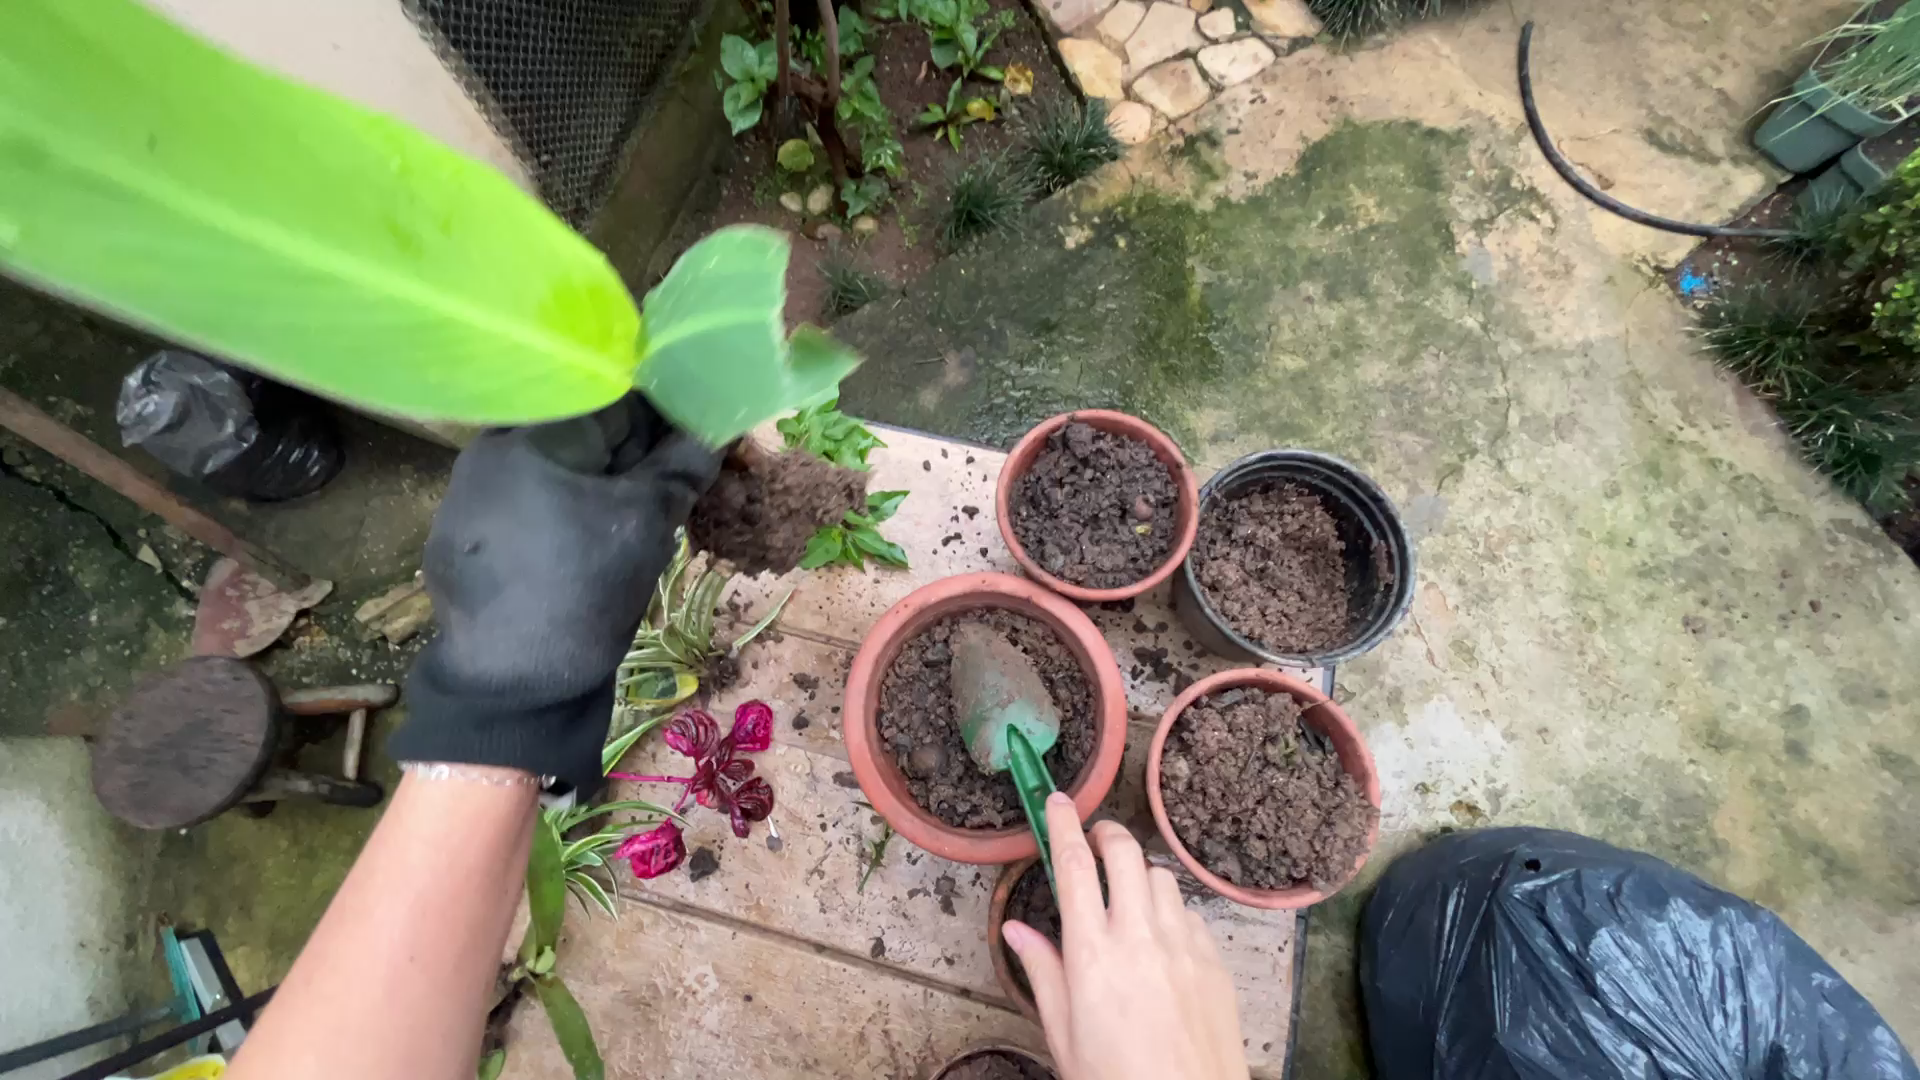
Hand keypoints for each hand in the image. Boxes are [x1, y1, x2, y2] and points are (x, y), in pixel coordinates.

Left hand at [391, 396, 720, 794]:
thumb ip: (685, 465)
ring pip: (568, 472)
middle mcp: (491, 455)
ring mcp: (476, 497)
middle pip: (588, 437)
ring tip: (655, 508)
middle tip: (688, 473)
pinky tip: (609, 534)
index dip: (668, 414)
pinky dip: (582, 508)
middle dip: (642, 453)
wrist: (515, 685)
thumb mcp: (648, 524)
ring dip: (616, 483)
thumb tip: (724, 422)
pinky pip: (543, 503)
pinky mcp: (475, 536)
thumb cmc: (585, 591)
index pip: (615, 404)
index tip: (703, 430)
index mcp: (529, 440)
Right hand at [1003, 794, 1249, 1079]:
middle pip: (1124, 851)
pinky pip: (1190, 913)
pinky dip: (1171, 912)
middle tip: (1095, 840)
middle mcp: (1139, 938)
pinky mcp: (1215, 962)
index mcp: (1093, 955)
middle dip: (1107, 833)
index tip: (1056, 800)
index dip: (1063, 823)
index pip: (1073, 866)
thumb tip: (1015, 928)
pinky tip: (1162, 942)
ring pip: (1160, 876)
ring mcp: (1183, 947)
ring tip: (1127, 899)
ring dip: (1138, 874)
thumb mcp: (1064, 1036)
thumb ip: (1043, 972)